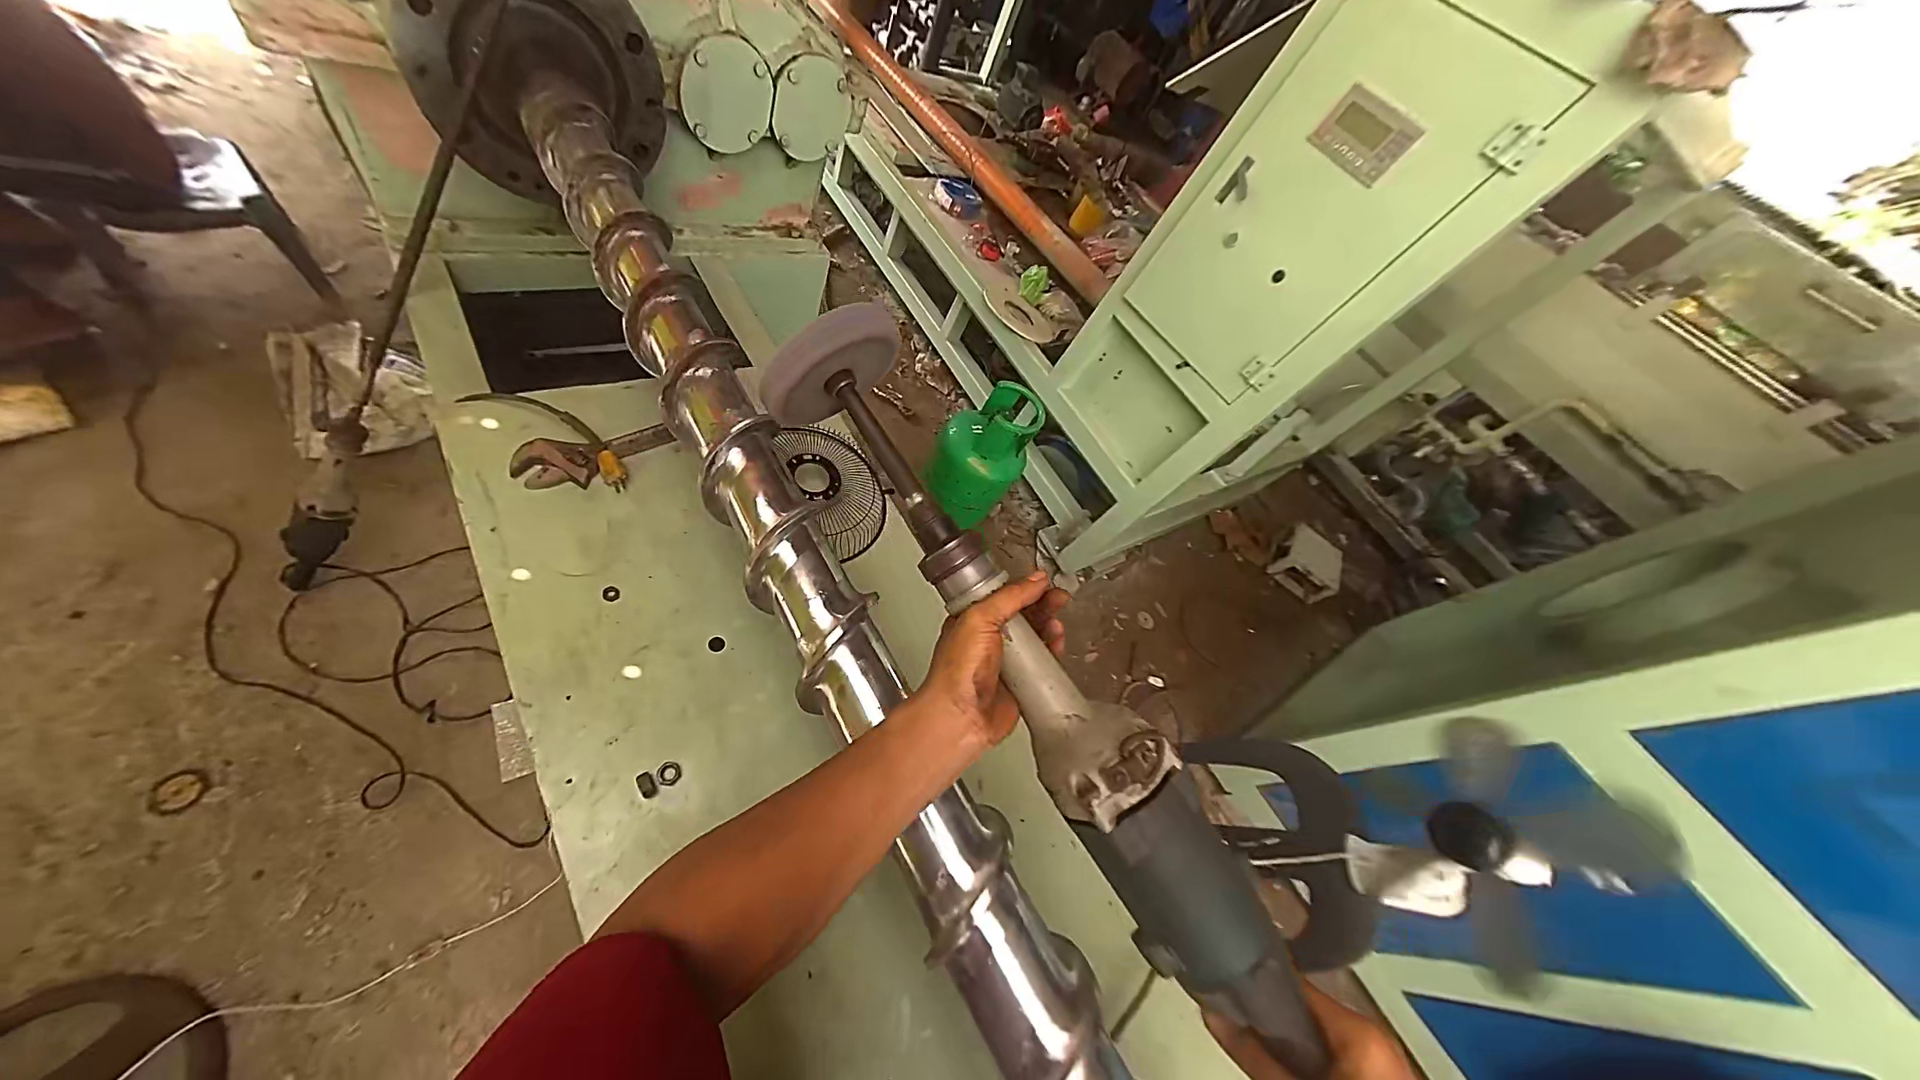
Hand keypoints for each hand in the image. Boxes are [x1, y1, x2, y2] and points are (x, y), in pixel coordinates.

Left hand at [906, 571, 1068, 750]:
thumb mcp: (980, 619)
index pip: (1003, 596)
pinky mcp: (1020, 682)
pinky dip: (1052, 651)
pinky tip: (1056, 643)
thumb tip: (1033, 580)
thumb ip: (1009, 597)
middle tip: (1058, 597)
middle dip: (1042, 604)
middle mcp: (987, 640)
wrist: (961, 716)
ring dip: (1048, 626)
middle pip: (1022, 615)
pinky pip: (1042, 663)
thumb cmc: (956, 672)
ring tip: (1055, 621)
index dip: (1023, 587)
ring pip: (1034, 638)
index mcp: (972, 620)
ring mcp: (1004, 662)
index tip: (1042, 582)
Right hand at [1204, 983, 1415, 1079]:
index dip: (1254, 983)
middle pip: (1304, 1013)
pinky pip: (1337, 1062)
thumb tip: (1213, 1011)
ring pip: (1318, 1040)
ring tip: (1257, 1055)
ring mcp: (1385, 1065)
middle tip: (1235, 1028)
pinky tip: (1287, 1073)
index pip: (1293, 981)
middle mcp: (1377, 1039)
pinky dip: (1310, 1066)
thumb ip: (1254, 1054)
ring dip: (1287, 1048)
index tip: (1222, 988)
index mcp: (1361, 1031)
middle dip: (1271, 1023)